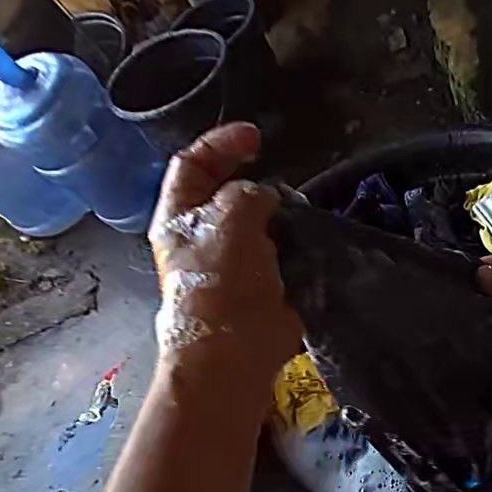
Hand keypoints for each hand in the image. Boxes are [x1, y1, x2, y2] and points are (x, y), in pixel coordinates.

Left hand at [149, 124, 301, 386]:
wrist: (236, 354)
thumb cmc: (221, 285)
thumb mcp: (230, 221)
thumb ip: (249, 195)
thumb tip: (267, 199)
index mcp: (179, 218)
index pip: (194, 165)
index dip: (222, 144)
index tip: (257, 137)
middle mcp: (203, 239)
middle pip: (231, 197)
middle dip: (260, 188)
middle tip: (287, 194)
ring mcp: (235, 266)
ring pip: (263, 228)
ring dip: (284, 221)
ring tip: (302, 222)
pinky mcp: (263, 288)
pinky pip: (283, 257)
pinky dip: (298, 249)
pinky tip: (311, 247)